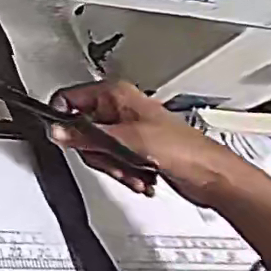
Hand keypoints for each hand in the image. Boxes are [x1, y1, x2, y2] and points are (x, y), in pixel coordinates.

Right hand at [46, 80, 258, 208]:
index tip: (67, 139)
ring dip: (113, 166)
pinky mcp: (131, 147)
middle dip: (98, 152)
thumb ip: (87, 136)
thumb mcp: (126, 141)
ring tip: (133, 170)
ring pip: (95, 149)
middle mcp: (117, 107)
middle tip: (115, 159)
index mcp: (114, 93)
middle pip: (80, 129)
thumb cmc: (184, 150)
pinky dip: (122, 172)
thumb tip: (58, 131)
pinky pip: (110, 160)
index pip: (68, 99)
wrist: (213, 176)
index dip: (64, 121)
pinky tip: (139, 176)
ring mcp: (124, 128)